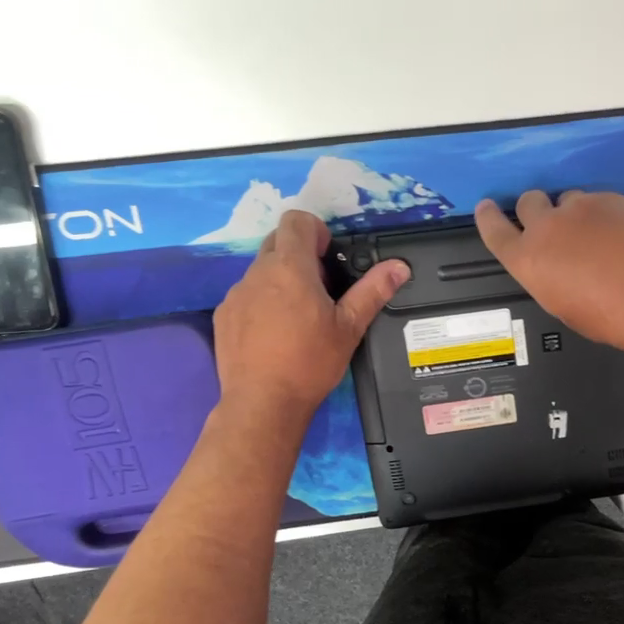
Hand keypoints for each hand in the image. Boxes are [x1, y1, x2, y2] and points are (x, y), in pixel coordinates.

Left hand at [212, 211, 408, 417]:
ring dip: (280, 281)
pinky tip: (274, 335)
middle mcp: (258, 273)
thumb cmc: (310, 363)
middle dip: (300, 255)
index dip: (315, 230)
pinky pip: (246, 295)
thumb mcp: (349, 328)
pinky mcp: (224, 315)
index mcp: (291, 268)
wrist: (263, 402)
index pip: (296, 221)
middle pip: (277, 242)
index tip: (328, 256)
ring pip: (261, 271)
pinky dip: (262, 303)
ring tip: (297, 318)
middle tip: (320, 289)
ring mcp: (237, 293)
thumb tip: (399, 267)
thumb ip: (373, 291)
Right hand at [475, 190, 623, 351]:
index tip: (487, 207)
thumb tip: (555, 267)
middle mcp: (548, 227)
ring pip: (568, 199)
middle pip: (528, 202)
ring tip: (596, 238)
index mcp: (528, 260)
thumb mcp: (562, 306)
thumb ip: (547, 276)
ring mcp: (580, 208)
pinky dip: (604, 215)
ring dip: (574, 214)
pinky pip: (599, 201)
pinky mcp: (611, 200)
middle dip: (536, 210)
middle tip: (553, 226)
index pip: (494, 230)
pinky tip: (621, 236)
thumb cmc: (608, 316)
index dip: (488, 217)